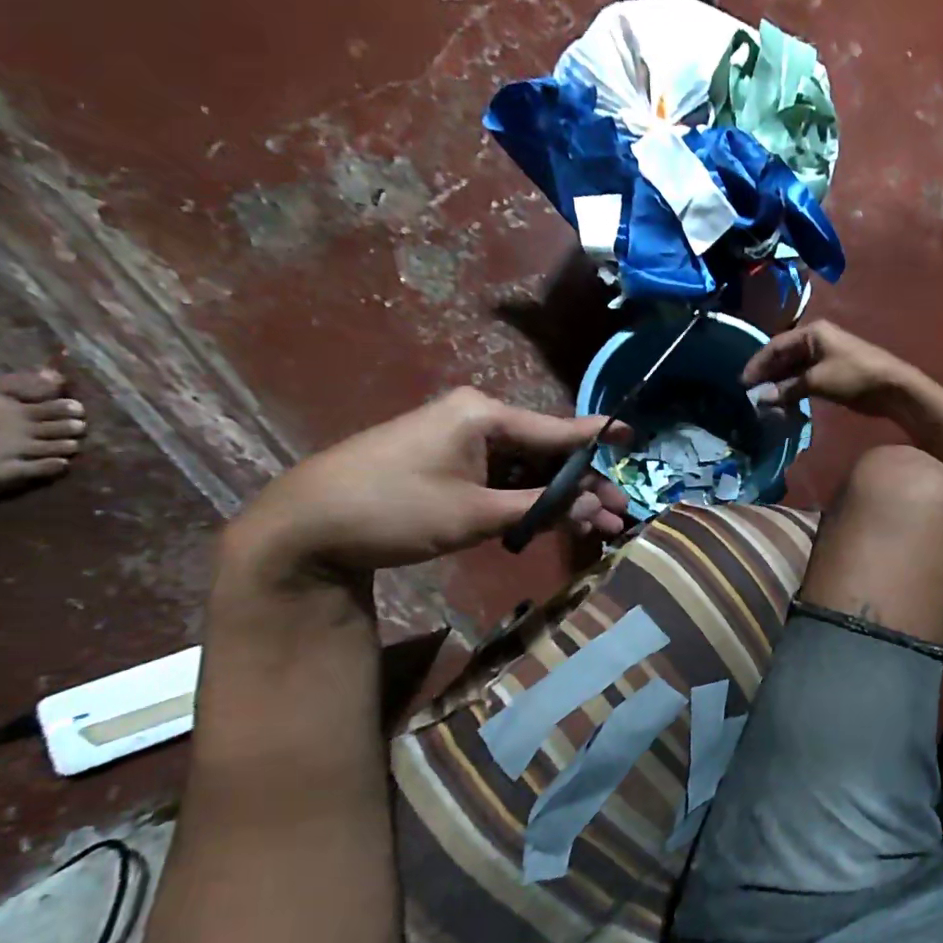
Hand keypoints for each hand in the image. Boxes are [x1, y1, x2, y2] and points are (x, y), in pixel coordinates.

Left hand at [229, 388, 628, 580]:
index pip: (559, 429)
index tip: (636, 438)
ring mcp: (461, 441)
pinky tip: (555, 521)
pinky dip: (528, 499)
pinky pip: (502, 476)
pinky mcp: (448, 463)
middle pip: (547, 451)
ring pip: (527, 468)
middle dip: (584, 486)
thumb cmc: (393, 511)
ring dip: (560, 497)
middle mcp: (477, 419)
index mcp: (484, 415)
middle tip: (619, 514)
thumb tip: (594, 506)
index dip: (600, 438)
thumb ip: (540, 508)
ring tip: (598, 527)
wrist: (306, 526)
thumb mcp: (474, 514)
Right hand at [741, 320, 919, 415]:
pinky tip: (783, 402)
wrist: (892, 388)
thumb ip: (787, 389)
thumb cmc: (854, 376)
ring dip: (779, 384)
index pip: (776, 345)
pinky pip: (804, 378)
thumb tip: (762, 399)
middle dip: (767, 374)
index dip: (758, 363)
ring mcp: (825, 357)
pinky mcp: (831, 373)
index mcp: (812, 332)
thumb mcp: (817, 381)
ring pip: (793, 369)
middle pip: (783, 356)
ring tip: (764, 401)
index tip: (743, 382)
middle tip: (751, 394)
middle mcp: (816, 340)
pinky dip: (792, 389)